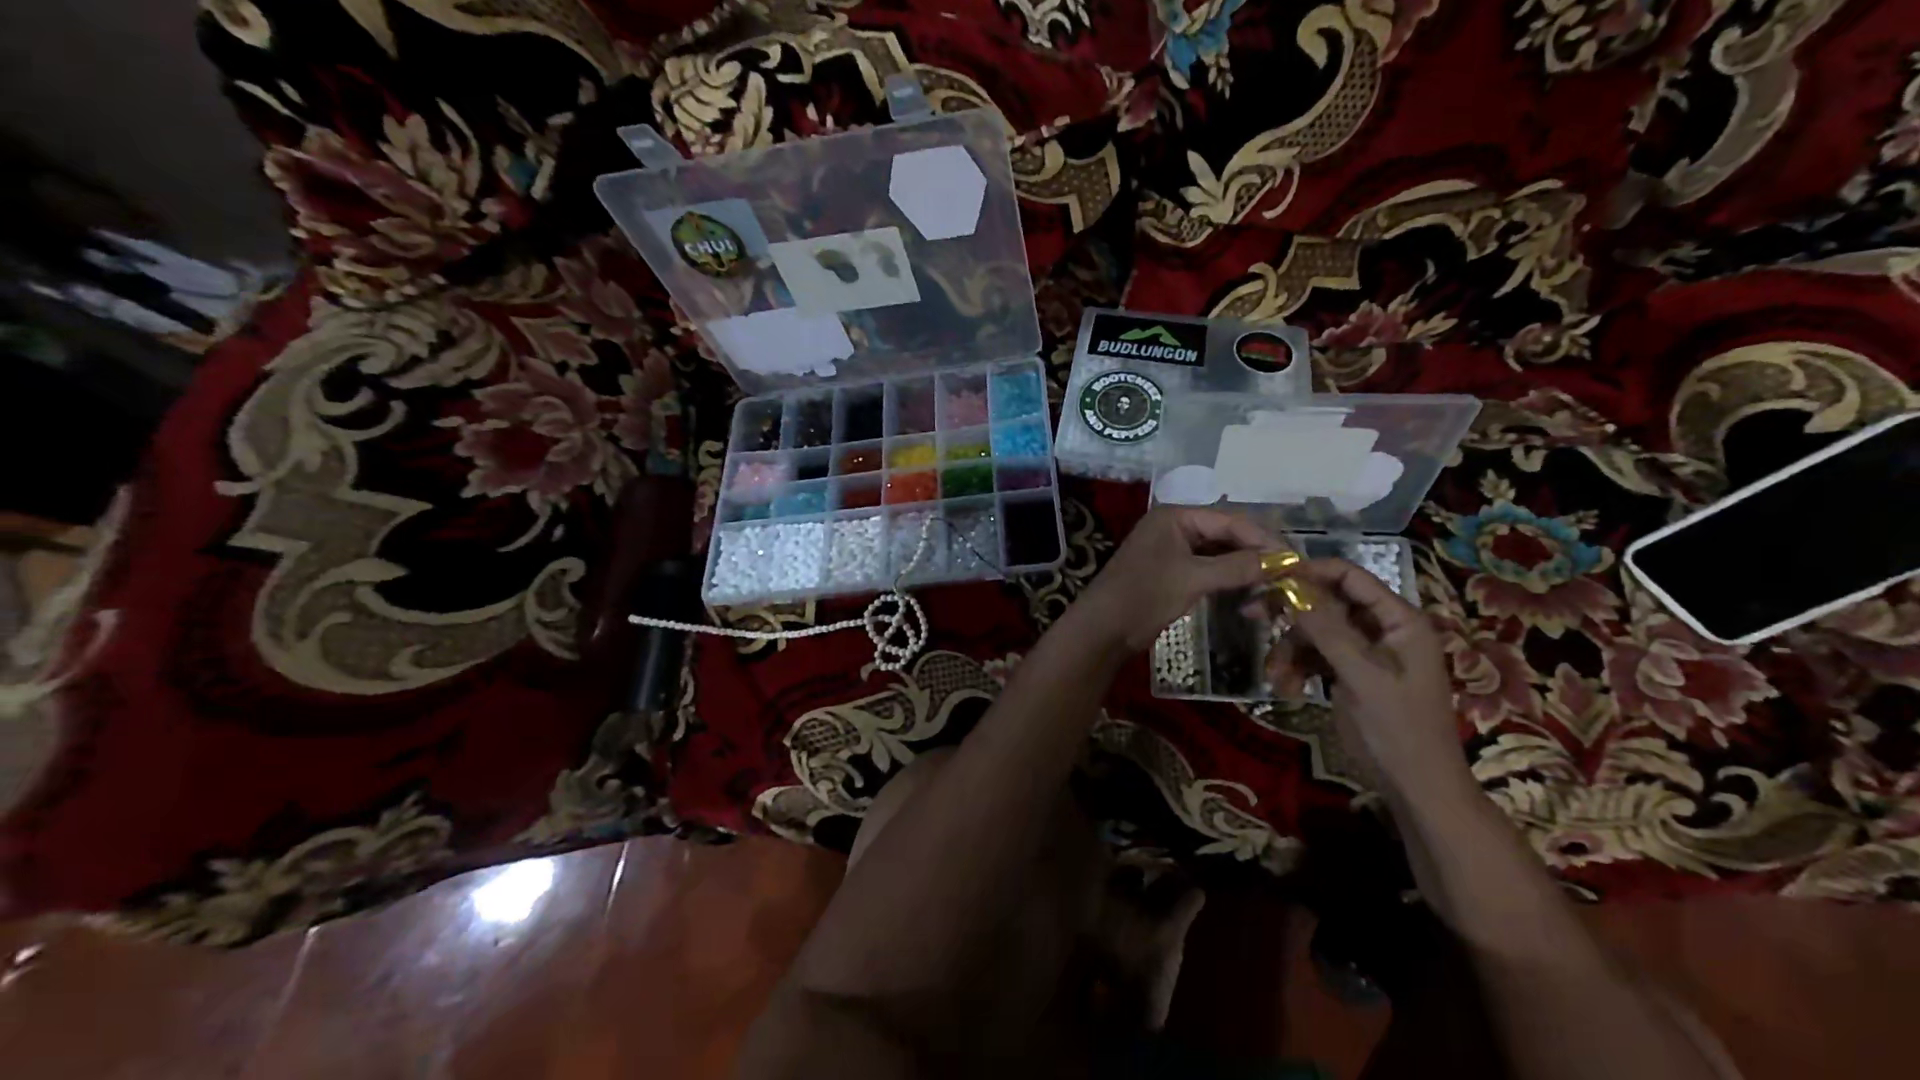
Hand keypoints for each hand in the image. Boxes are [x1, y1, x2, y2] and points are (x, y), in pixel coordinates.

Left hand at [1075, 507, 1276, 652]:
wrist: (1104, 628)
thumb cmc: (1144, 595)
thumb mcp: (1192, 578)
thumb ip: (1235, 567)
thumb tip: (1280, 561)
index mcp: (1176, 516)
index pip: (1230, 520)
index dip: (1264, 539)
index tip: (1295, 559)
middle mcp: (1176, 526)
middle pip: (1227, 534)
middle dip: (1257, 554)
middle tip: (1291, 574)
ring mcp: (1174, 550)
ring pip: (1221, 553)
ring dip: (1246, 569)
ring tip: (1276, 585)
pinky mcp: (1174, 572)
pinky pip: (1210, 569)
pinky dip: (1230, 580)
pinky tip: (1252, 593)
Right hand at [1270, 559, 1467, 798]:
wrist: (1415, 785)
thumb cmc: (1399, 728)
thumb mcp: (1362, 676)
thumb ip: (1328, 630)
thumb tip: (1292, 588)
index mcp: (1399, 620)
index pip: (1351, 578)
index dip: (1310, 572)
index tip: (1268, 578)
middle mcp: (1382, 628)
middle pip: (1327, 603)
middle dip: (1291, 613)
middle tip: (1252, 614)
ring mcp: (1365, 652)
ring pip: (1315, 632)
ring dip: (1289, 650)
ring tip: (1274, 675)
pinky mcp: (1350, 673)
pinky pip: (1315, 657)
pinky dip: (1296, 668)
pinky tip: (1285, 688)